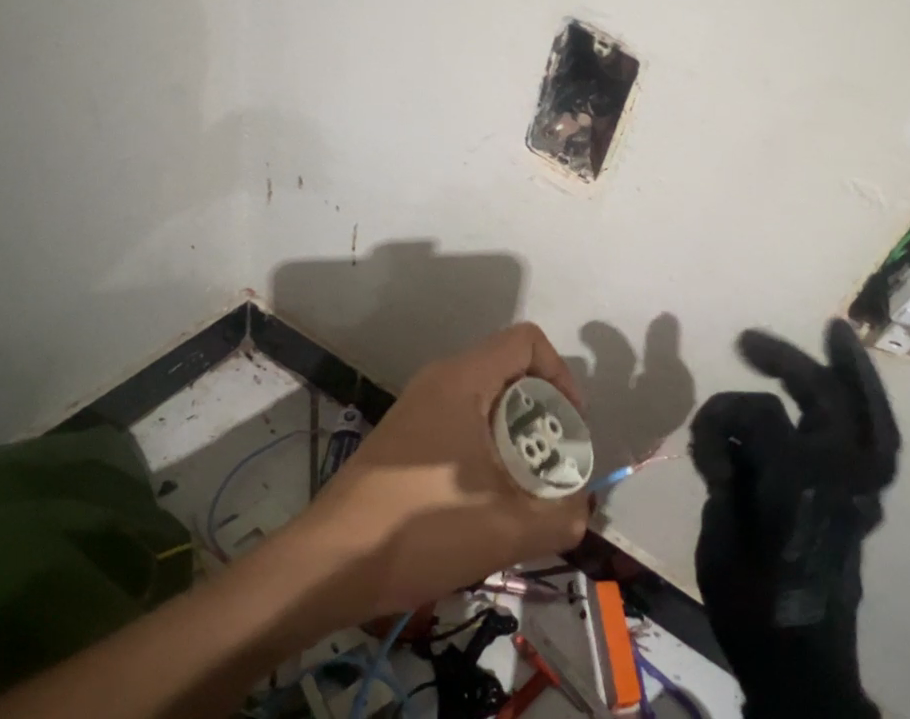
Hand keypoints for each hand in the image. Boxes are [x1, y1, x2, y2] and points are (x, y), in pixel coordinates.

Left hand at [301, 323, 592, 617]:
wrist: (326, 566)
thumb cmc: (419, 530)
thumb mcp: (507, 530)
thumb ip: (563, 517)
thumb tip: (582, 510)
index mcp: (462, 381)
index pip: (527, 342)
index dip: (561, 375)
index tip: (570, 427)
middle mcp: (438, 382)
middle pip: (510, 372)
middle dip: (543, 416)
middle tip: (554, 465)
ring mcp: (417, 410)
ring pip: (486, 403)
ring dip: (516, 439)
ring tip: (526, 488)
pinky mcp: (403, 440)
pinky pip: (462, 425)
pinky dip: (487, 451)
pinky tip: (486, 502)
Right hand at [690, 320, 899, 718]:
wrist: (804, 663)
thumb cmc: (751, 603)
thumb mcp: (721, 534)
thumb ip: (728, 474)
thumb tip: (734, 442)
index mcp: (797, 482)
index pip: (761, 415)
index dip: (723, 423)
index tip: (701, 455)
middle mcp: (839, 475)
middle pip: (822, 397)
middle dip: (787, 360)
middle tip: (747, 340)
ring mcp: (864, 488)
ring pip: (868, 414)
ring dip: (850, 371)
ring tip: (833, 334)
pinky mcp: (869, 501)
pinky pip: (880, 441)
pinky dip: (870, 407)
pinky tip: (849, 380)